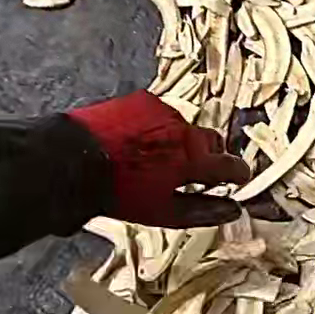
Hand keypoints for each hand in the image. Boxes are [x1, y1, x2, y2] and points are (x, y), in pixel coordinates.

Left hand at [66, 91, 249, 227]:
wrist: (75, 160)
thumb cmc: (121, 193)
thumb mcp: (165, 212)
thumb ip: (204, 210)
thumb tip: (233, 211)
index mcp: (195, 158)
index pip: (230, 164)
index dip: (238, 173)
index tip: (240, 179)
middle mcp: (185, 129)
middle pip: (212, 141)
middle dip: (213, 156)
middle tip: (203, 173)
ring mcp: (164, 111)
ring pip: (185, 128)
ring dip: (182, 142)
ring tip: (161, 160)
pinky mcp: (143, 101)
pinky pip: (161, 115)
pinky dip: (159, 129)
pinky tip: (141, 144)